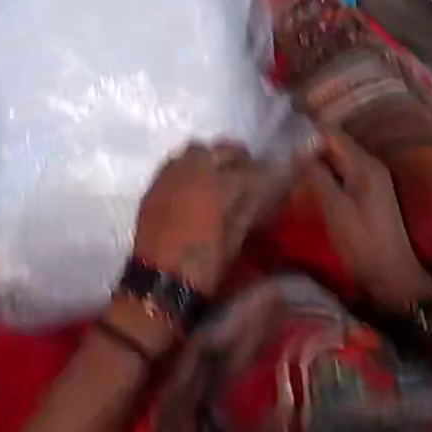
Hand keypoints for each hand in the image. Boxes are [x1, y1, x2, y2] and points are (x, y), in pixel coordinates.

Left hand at [131, 140, 278, 295]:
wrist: (158, 282)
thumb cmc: (204, 267)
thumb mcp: (235, 240)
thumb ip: (249, 210)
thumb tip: (262, 193)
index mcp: (219, 186)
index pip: (251, 171)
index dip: (266, 174)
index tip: (275, 177)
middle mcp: (195, 171)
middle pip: (223, 150)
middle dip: (239, 157)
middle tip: (249, 170)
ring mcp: (172, 174)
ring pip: (196, 149)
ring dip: (211, 156)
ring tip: (220, 172)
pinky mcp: (155, 184)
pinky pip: (174, 161)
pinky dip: (188, 165)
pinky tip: (194, 182)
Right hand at [298, 133, 431, 310]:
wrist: (393, 277)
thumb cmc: (362, 243)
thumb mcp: (334, 208)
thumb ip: (316, 175)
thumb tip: (296, 149)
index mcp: (364, 165)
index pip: (332, 135)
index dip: (308, 138)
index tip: (285, 147)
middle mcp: (371, 165)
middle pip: (336, 146)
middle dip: (311, 151)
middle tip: (285, 162)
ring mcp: (373, 179)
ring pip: (339, 160)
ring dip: (318, 164)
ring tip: (293, 173)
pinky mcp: (371, 194)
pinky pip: (344, 173)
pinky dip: (328, 176)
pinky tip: (311, 187)